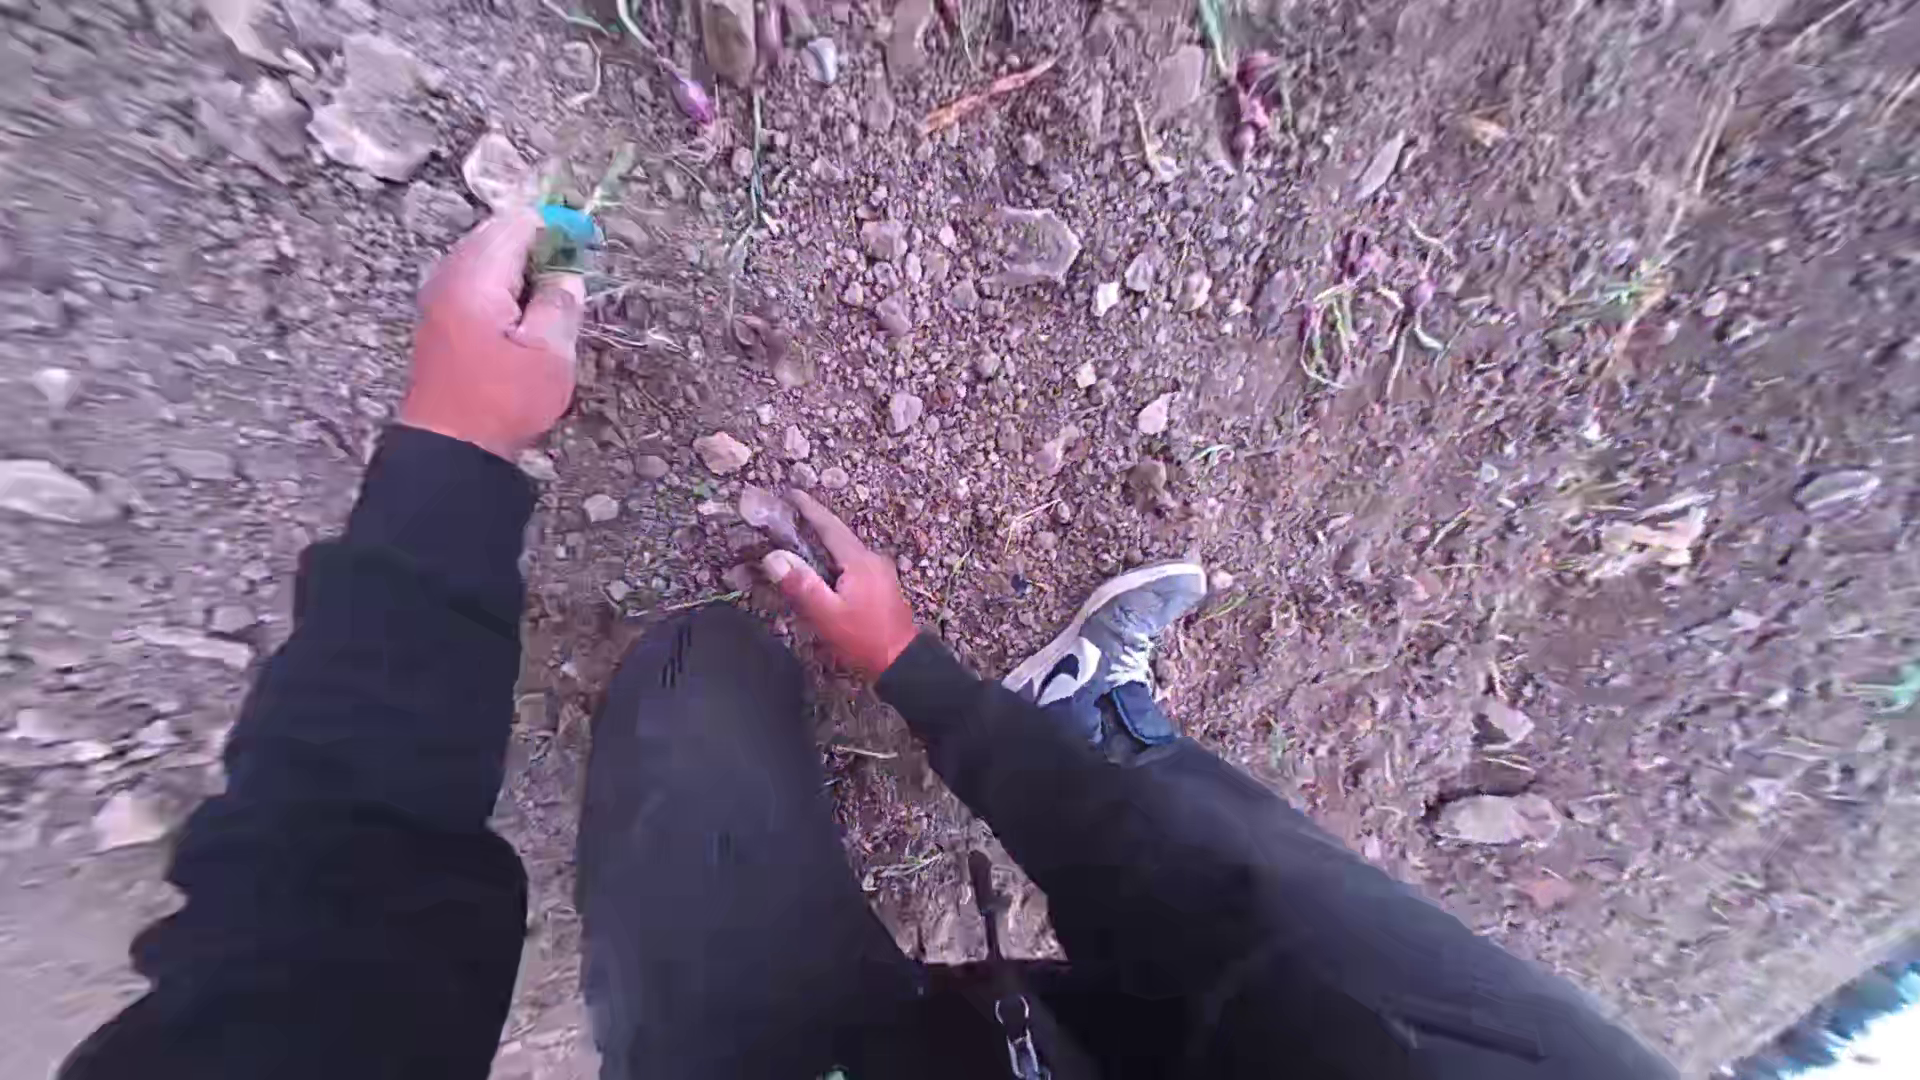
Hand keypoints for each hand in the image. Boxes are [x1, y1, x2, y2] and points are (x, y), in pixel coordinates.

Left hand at [400, 212, 584, 460]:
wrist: (455, 442)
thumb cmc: (506, 396)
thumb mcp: (550, 351)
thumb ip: (561, 304)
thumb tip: (568, 276)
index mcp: (476, 278)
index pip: (515, 227)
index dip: (554, 228)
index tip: (587, 240)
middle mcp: (450, 278)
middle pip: (496, 239)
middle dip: (540, 246)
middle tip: (579, 267)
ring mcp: (442, 299)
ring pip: (488, 263)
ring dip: (526, 269)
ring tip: (562, 292)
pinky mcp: (445, 321)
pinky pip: (481, 286)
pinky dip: (511, 288)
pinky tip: (533, 312)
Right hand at [762, 491, 918, 679]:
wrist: (902, 660)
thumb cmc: (864, 639)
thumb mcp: (827, 615)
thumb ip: (802, 585)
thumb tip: (775, 558)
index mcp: (860, 561)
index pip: (830, 527)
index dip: (810, 509)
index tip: (792, 494)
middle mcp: (873, 559)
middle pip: (839, 535)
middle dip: (815, 524)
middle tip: (790, 515)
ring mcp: (881, 572)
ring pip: (846, 550)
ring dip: (824, 544)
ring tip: (800, 540)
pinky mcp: (882, 585)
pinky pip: (853, 563)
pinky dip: (834, 560)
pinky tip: (823, 570)